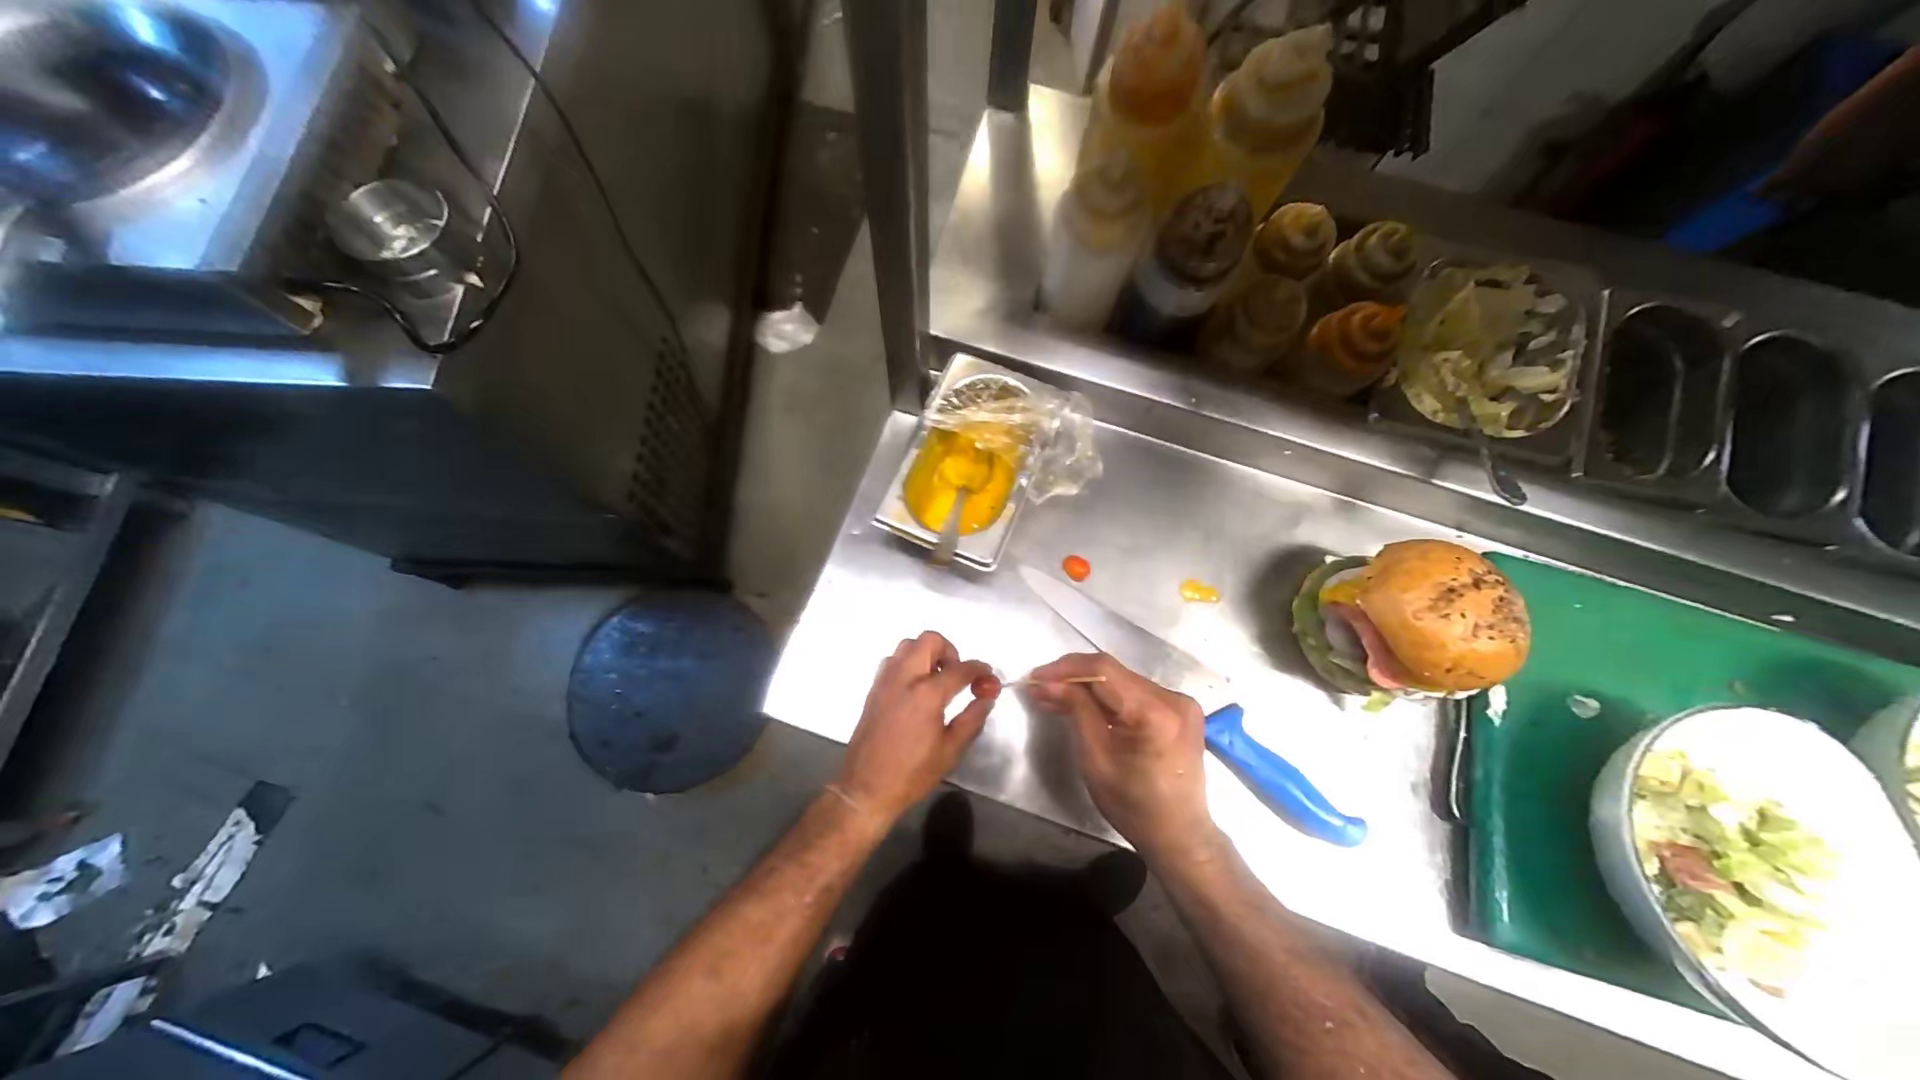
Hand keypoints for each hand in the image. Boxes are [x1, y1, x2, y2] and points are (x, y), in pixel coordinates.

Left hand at [833, 631, 999, 823]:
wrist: (866, 788)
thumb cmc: (912, 773)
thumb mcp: (951, 750)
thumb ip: (972, 719)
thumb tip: (986, 698)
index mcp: (926, 694)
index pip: (960, 668)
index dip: (980, 670)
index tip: (988, 678)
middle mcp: (904, 678)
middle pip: (929, 640)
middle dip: (950, 651)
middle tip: (958, 675)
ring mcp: (885, 681)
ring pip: (908, 646)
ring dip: (927, 654)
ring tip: (937, 680)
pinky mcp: (873, 689)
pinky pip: (893, 660)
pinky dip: (909, 663)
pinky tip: (916, 689)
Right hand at [1026, 652, 1214, 861]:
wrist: (1179, 835)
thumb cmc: (1133, 806)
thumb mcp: (1095, 759)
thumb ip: (1076, 711)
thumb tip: (1048, 682)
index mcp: (1155, 714)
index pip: (1104, 671)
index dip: (1066, 668)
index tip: (1036, 677)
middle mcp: (1174, 699)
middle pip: (1114, 673)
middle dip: (1074, 677)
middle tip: (1041, 688)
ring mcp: (1181, 702)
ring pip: (1124, 680)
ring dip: (1089, 686)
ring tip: (1057, 697)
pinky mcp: (1180, 709)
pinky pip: (1136, 692)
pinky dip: (1109, 696)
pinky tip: (1086, 705)